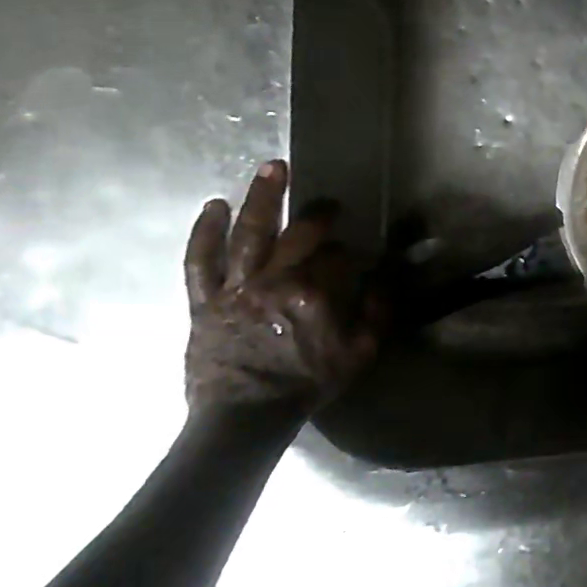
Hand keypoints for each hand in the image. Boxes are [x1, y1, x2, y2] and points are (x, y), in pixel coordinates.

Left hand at [183, 160, 384, 411]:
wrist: (246, 418)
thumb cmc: (307, 384)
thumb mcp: (360, 353)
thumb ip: (379, 311)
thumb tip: (386, 275)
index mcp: (316, 294)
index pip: (336, 256)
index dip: (346, 250)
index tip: (349, 253)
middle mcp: (276, 282)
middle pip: (298, 233)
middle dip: (316, 212)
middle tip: (326, 202)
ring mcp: (237, 288)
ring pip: (248, 233)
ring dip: (262, 197)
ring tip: (272, 168)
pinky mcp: (205, 300)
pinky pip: (200, 261)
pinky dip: (205, 232)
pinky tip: (214, 206)